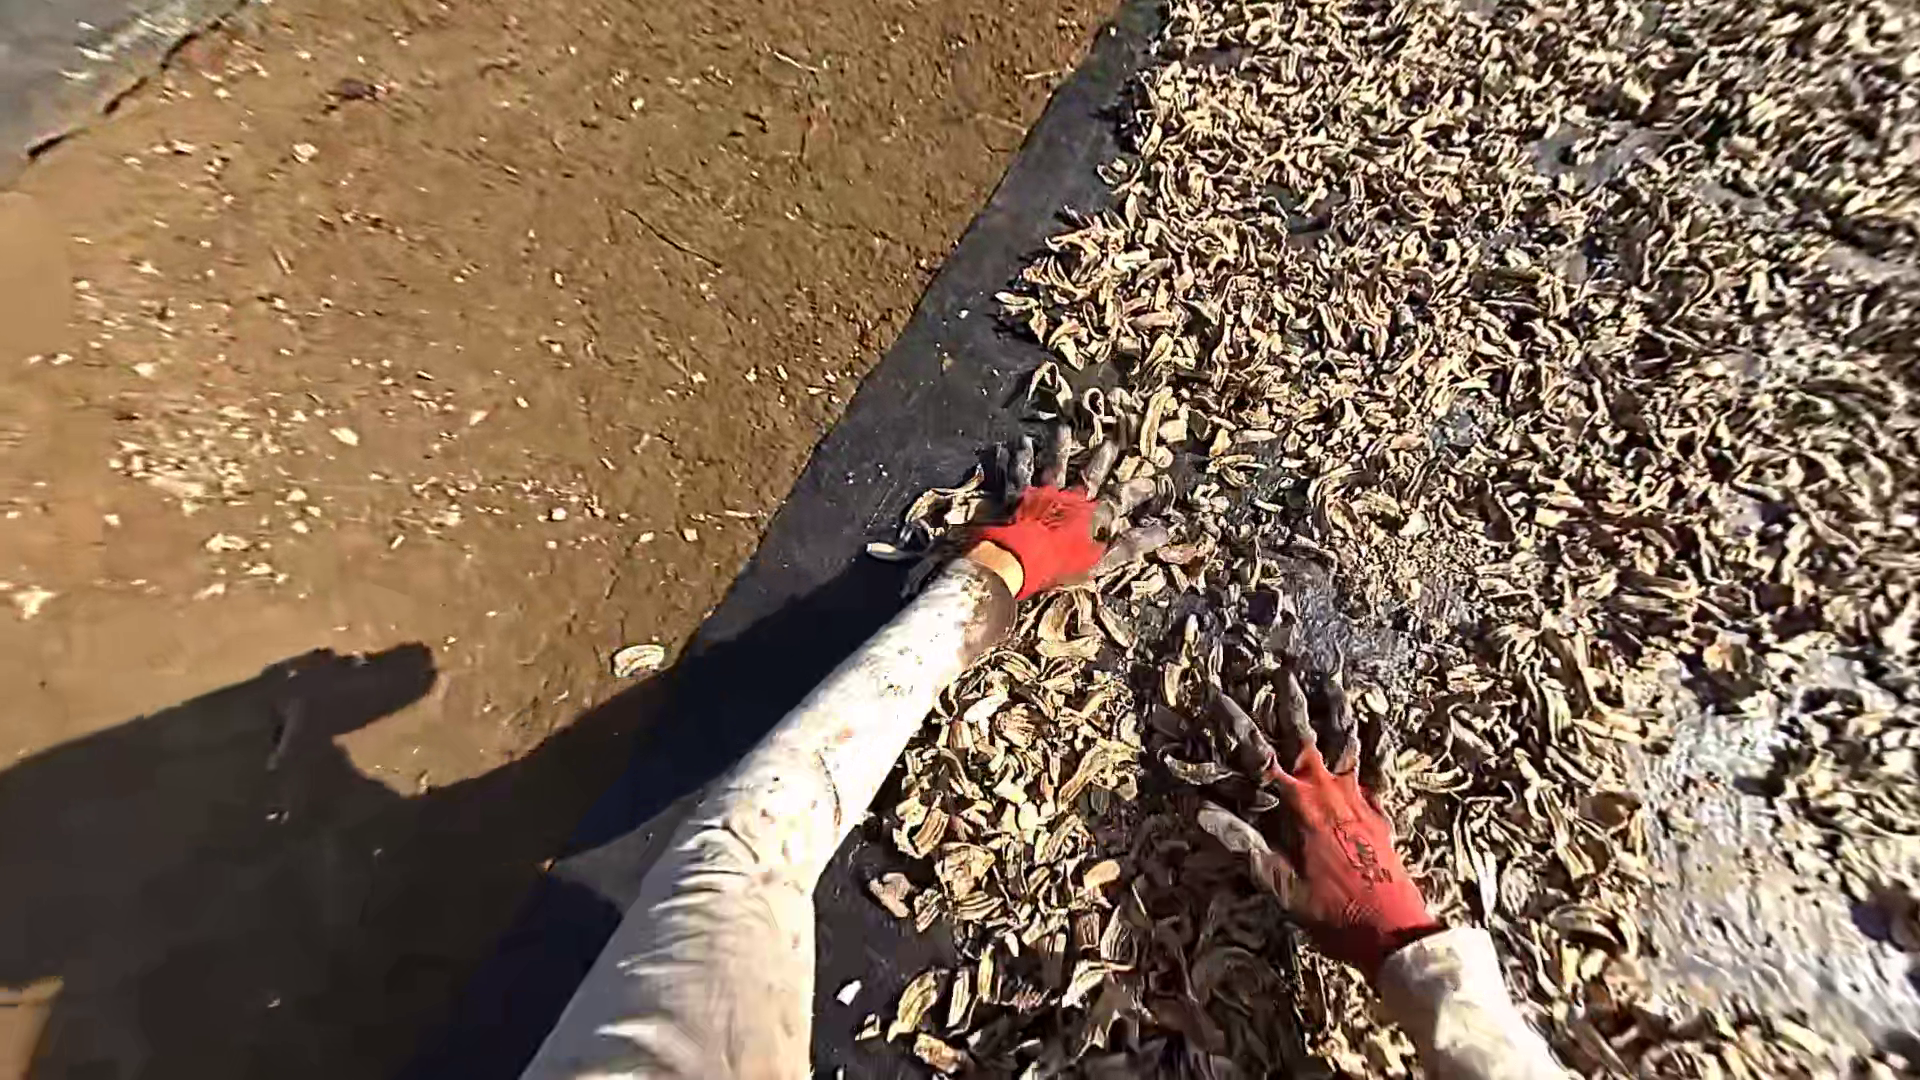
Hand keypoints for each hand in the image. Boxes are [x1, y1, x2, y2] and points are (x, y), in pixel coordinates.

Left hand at [968, 428, 1166, 599]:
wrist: (1018, 560)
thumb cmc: (1061, 565)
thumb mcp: (1101, 560)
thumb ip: (1130, 545)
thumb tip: (1164, 532)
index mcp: (1092, 514)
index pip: (1121, 498)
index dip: (1137, 490)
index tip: (1151, 482)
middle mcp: (1070, 497)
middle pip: (1090, 473)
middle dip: (1103, 457)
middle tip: (1112, 441)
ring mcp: (1043, 493)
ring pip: (1055, 465)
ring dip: (1060, 447)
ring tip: (1063, 429)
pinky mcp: (1018, 495)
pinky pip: (1019, 472)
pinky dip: (1019, 457)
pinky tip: (1020, 443)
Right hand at [1198, 671, 1439, 976]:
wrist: (1394, 935)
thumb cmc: (1330, 909)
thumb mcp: (1277, 881)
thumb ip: (1241, 842)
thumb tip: (1198, 810)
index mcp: (1297, 803)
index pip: (1258, 752)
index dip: (1235, 721)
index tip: (1217, 694)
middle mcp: (1326, 789)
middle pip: (1305, 734)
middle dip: (1291, 699)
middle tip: (1283, 669)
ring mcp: (1356, 796)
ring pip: (1346, 742)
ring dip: (1337, 709)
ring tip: (1330, 680)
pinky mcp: (1379, 810)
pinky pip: (1381, 769)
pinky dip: (1379, 742)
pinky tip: (1379, 719)